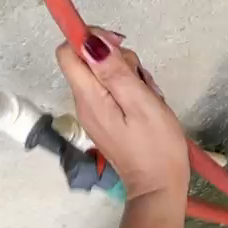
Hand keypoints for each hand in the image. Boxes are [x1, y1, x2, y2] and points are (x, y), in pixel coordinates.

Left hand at [55, 29, 189, 202]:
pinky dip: (129, 91)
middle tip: (142, 80)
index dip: (91, 39)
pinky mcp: (105, 120)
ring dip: (128, 76)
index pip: (68, 51)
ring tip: (148, 97)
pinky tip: (146, 106)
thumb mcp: (142, 104)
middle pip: (88, 61)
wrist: (159, 188)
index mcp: (89, 98)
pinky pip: (112, 91)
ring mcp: (94, 113)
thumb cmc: (157, 147)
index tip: (119, 46)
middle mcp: (84, 103)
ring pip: (103, 75)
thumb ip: (115, 72)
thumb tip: (90, 42)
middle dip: (118, 60)